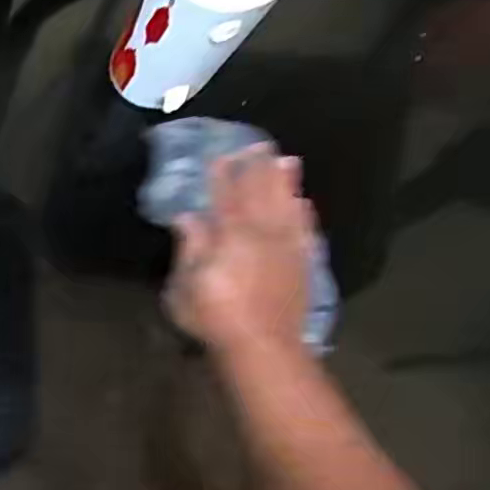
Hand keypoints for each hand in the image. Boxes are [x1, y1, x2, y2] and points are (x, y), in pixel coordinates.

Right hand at [165, 143, 316, 357]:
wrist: (261, 342)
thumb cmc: (212, 315)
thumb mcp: (185, 286)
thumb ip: (190, 248)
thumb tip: (188, 217)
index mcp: (230, 236)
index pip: (225, 197)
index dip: (221, 176)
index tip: (219, 156)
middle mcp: (263, 231)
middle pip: (260, 193)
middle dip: (256, 169)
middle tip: (256, 146)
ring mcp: (287, 244)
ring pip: (287, 203)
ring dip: (285, 181)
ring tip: (285, 161)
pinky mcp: (302, 261)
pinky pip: (305, 226)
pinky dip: (303, 210)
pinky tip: (302, 202)